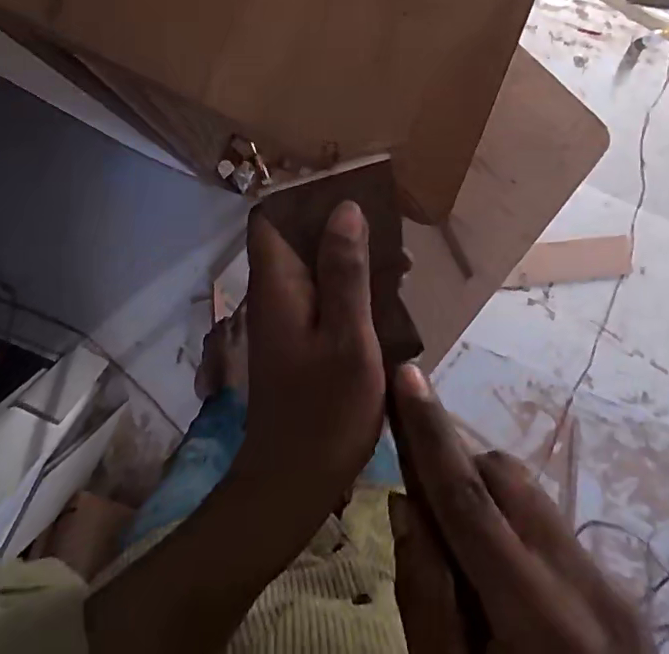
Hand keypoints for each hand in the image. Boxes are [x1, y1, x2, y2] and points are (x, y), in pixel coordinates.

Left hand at [233, 201, 387, 520]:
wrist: (294, 480)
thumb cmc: (324, 410)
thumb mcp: (347, 337)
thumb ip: (346, 273)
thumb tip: (345, 209)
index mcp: (277, 284)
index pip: (269, 218)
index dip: (300, 196)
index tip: (345, 187)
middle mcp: (273, 292)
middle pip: (293, 237)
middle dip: (336, 224)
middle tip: (387, 226)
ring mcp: (283, 316)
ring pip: (311, 266)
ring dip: (349, 256)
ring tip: (400, 262)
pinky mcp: (297, 338)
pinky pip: (320, 294)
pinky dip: (349, 287)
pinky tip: (385, 300)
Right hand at [389, 364, 647, 653]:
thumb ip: (425, 591)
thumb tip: (406, 500)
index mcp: (539, 619)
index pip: (471, 500)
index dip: (431, 434)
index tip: (406, 375)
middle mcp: (587, 587)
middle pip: (507, 480)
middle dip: (456, 468)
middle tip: (420, 502)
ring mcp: (613, 588)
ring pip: (531, 496)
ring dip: (484, 496)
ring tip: (459, 550)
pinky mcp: (621, 593)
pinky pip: (552, 526)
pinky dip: (512, 526)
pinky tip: (498, 576)